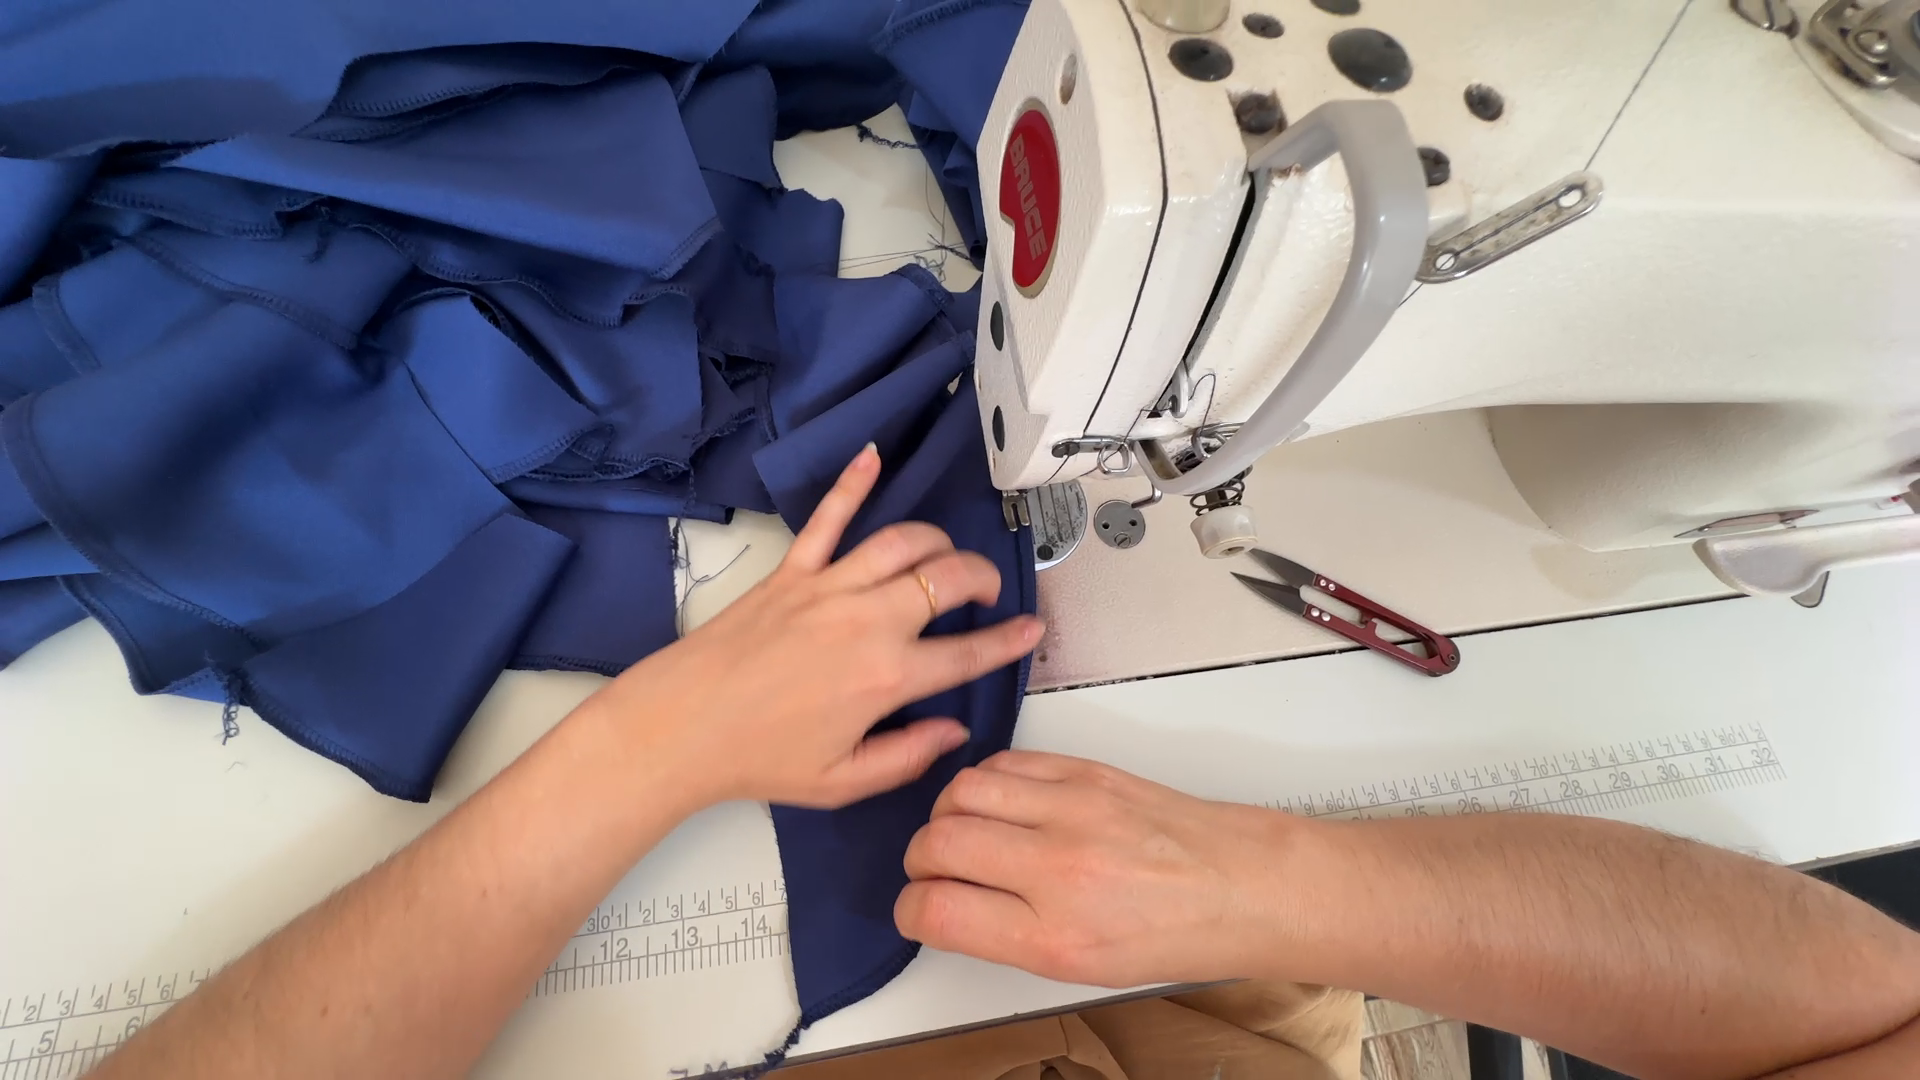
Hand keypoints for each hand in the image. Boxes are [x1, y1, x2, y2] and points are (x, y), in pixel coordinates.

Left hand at [588, 444, 1042, 809]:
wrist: (680, 727)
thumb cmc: (760, 759)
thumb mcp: (844, 782)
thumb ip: (909, 757)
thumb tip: (956, 730)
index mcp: (886, 678)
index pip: (967, 653)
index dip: (1009, 641)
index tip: (1032, 628)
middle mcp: (868, 620)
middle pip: (947, 580)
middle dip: (981, 578)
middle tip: (986, 591)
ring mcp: (829, 587)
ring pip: (903, 542)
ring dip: (938, 542)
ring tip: (948, 556)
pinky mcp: (793, 570)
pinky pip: (829, 517)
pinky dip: (853, 482)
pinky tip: (873, 454)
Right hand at [894, 751, 1303, 987]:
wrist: (1236, 882)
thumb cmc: (1171, 932)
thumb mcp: (1081, 965)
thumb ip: (1004, 934)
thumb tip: (947, 904)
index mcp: (1055, 934)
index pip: (938, 911)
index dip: (910, 910)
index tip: (917, 907)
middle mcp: (1057, 866)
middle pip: (937, 843)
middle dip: (918, 860)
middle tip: (932, 869)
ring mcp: (1070, 806)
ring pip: (960, 791)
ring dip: (944, 813)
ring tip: (960, 830)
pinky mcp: (1082, 768)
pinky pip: (1002, 762)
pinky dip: (983, 782)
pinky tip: (995, 802)